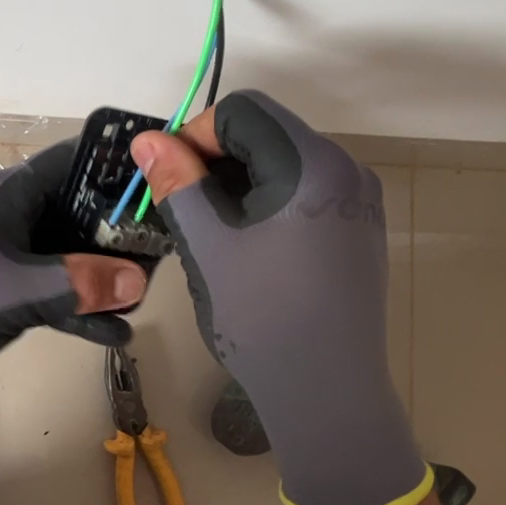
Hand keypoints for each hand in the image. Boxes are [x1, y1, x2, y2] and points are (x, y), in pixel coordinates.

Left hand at [0, 142, 147, 431]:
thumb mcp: (10, 291)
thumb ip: (77, 283)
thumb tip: (139, 279)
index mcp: (10, 195)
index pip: (74, 162)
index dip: (119, 167)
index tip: (165, 181)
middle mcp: (16, 216)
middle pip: (82, 211)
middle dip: (122, 234)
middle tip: (166, 255)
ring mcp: (13, 255)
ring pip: (73, 255)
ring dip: (106, 277)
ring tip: (143, 301)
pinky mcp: (10, 290)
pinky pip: (57, 290)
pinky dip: (83, 307)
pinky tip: (116, 333)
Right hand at [130, 90, 428, 504]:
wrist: (327, 393)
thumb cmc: (261, 317)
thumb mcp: (208, 246)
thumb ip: (177, 184)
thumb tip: (148, 139)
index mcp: (314, 165)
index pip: (244, 111)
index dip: (196, 133)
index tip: (168, 177)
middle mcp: (347, 171)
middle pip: (267, 133)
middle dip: (214, 159)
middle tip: (181, 207)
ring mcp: (358, 203)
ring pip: (282, 164)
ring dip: (236, 182)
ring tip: (209, 231)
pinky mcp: (357, 232)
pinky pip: (302, 193)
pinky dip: (264, 202)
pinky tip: (245, 246)